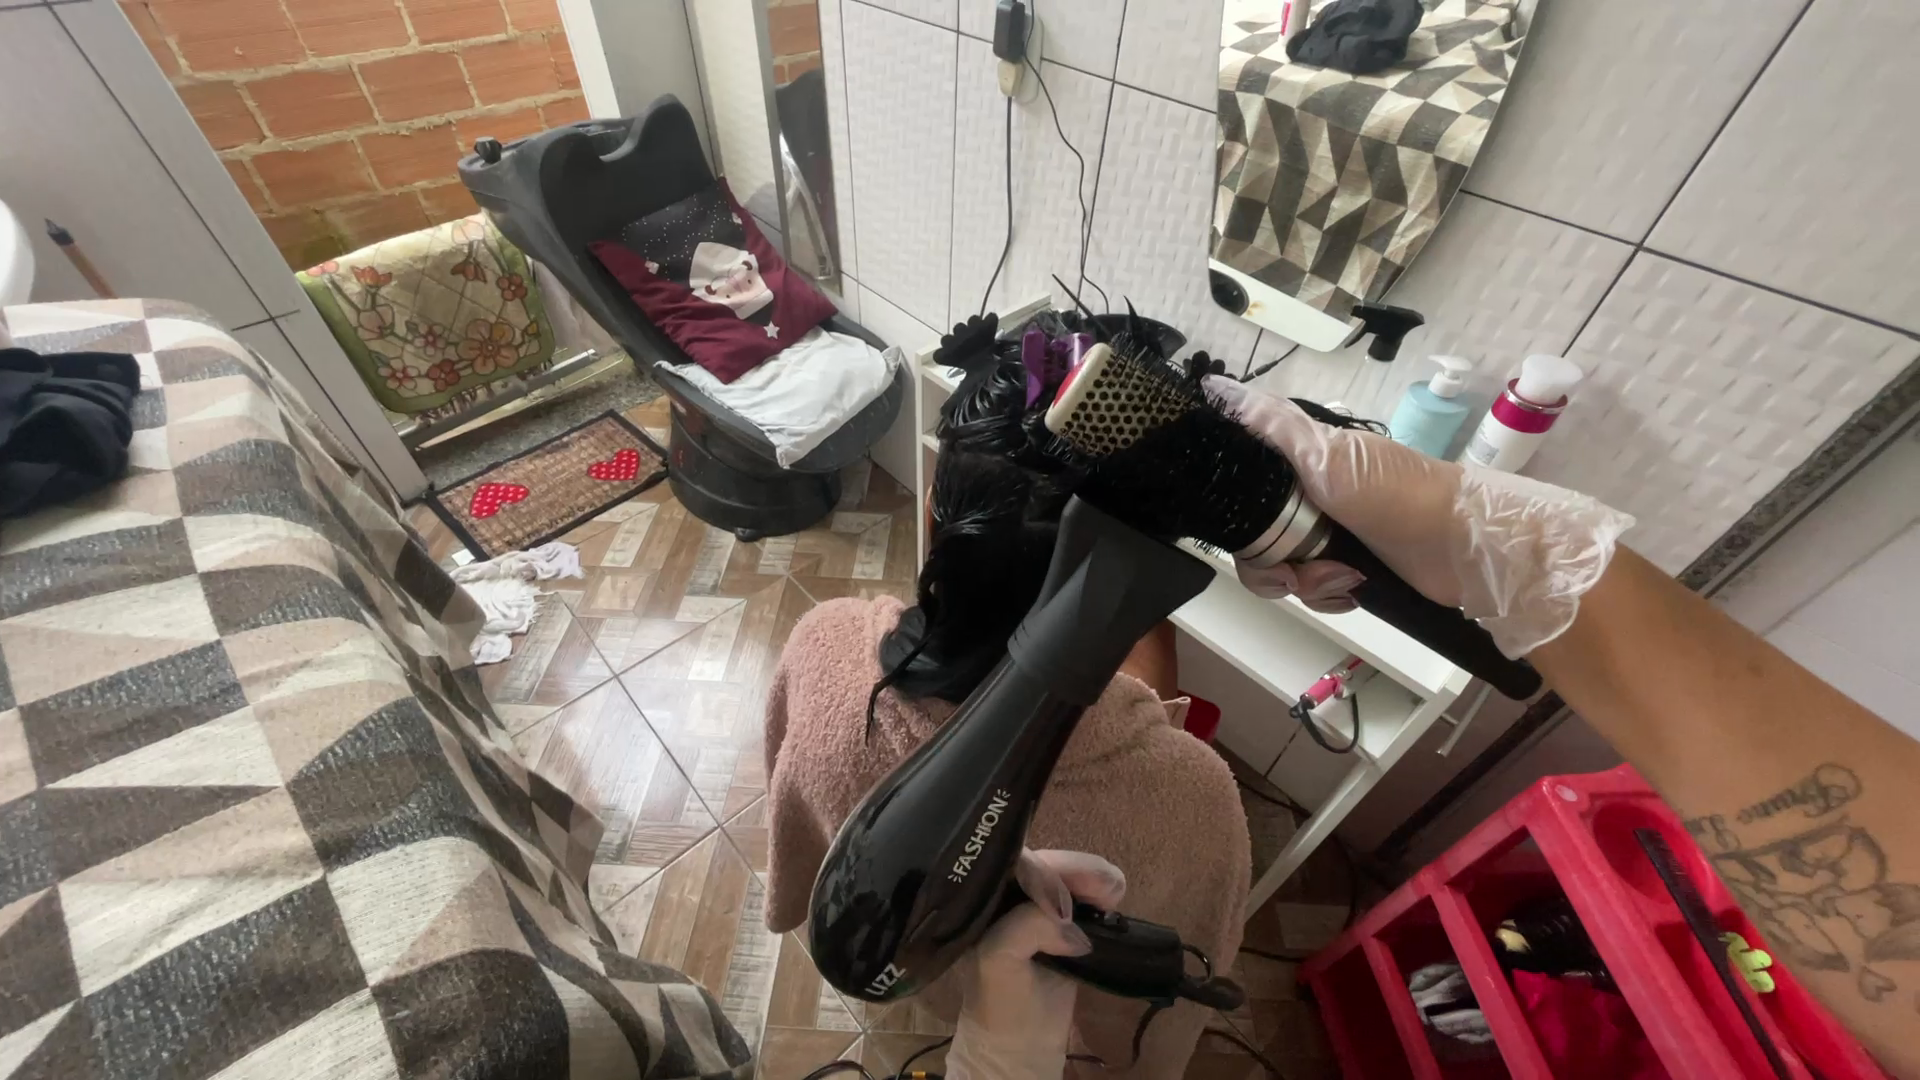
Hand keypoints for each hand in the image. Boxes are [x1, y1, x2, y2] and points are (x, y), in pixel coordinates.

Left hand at [945, 850, 1126, 1079]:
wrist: (1022, 1046)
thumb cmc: (998, 999)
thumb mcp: (998, 958)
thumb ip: (1025, 926)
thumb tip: (1068, 917)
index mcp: (987, 895)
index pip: (1016, 863)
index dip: (1043, 873)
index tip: (1064, 900)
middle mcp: (1012, 892)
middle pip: (1047, 863)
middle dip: (1076, 869)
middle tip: (1107, 887)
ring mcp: (1040, 906)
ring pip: (1068, 875)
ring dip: (1093, 876)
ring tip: (1113, 890)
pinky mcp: (1066, 922)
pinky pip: (1084, 896)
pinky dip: (1100, 892)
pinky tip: (1113, 896)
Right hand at [1204, 377, 1635, 656]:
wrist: (1462, 547)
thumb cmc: (1393, 493)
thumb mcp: (1325, 453)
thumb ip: (1270, 423)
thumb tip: (1215, 386)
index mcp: (1295, 465)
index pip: (1238, 488)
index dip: (1231, 513)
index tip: (1242, 532)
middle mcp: (1304, 499)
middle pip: (1252, 539)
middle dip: (1273, 563)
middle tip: (1296, 570)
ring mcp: (1324, 536)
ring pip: (1278, 570)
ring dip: (1307, 583)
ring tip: (1343, 578)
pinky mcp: (1343, 567)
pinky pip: (1310, 591)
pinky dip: (1328, 594)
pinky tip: (1353, 586)